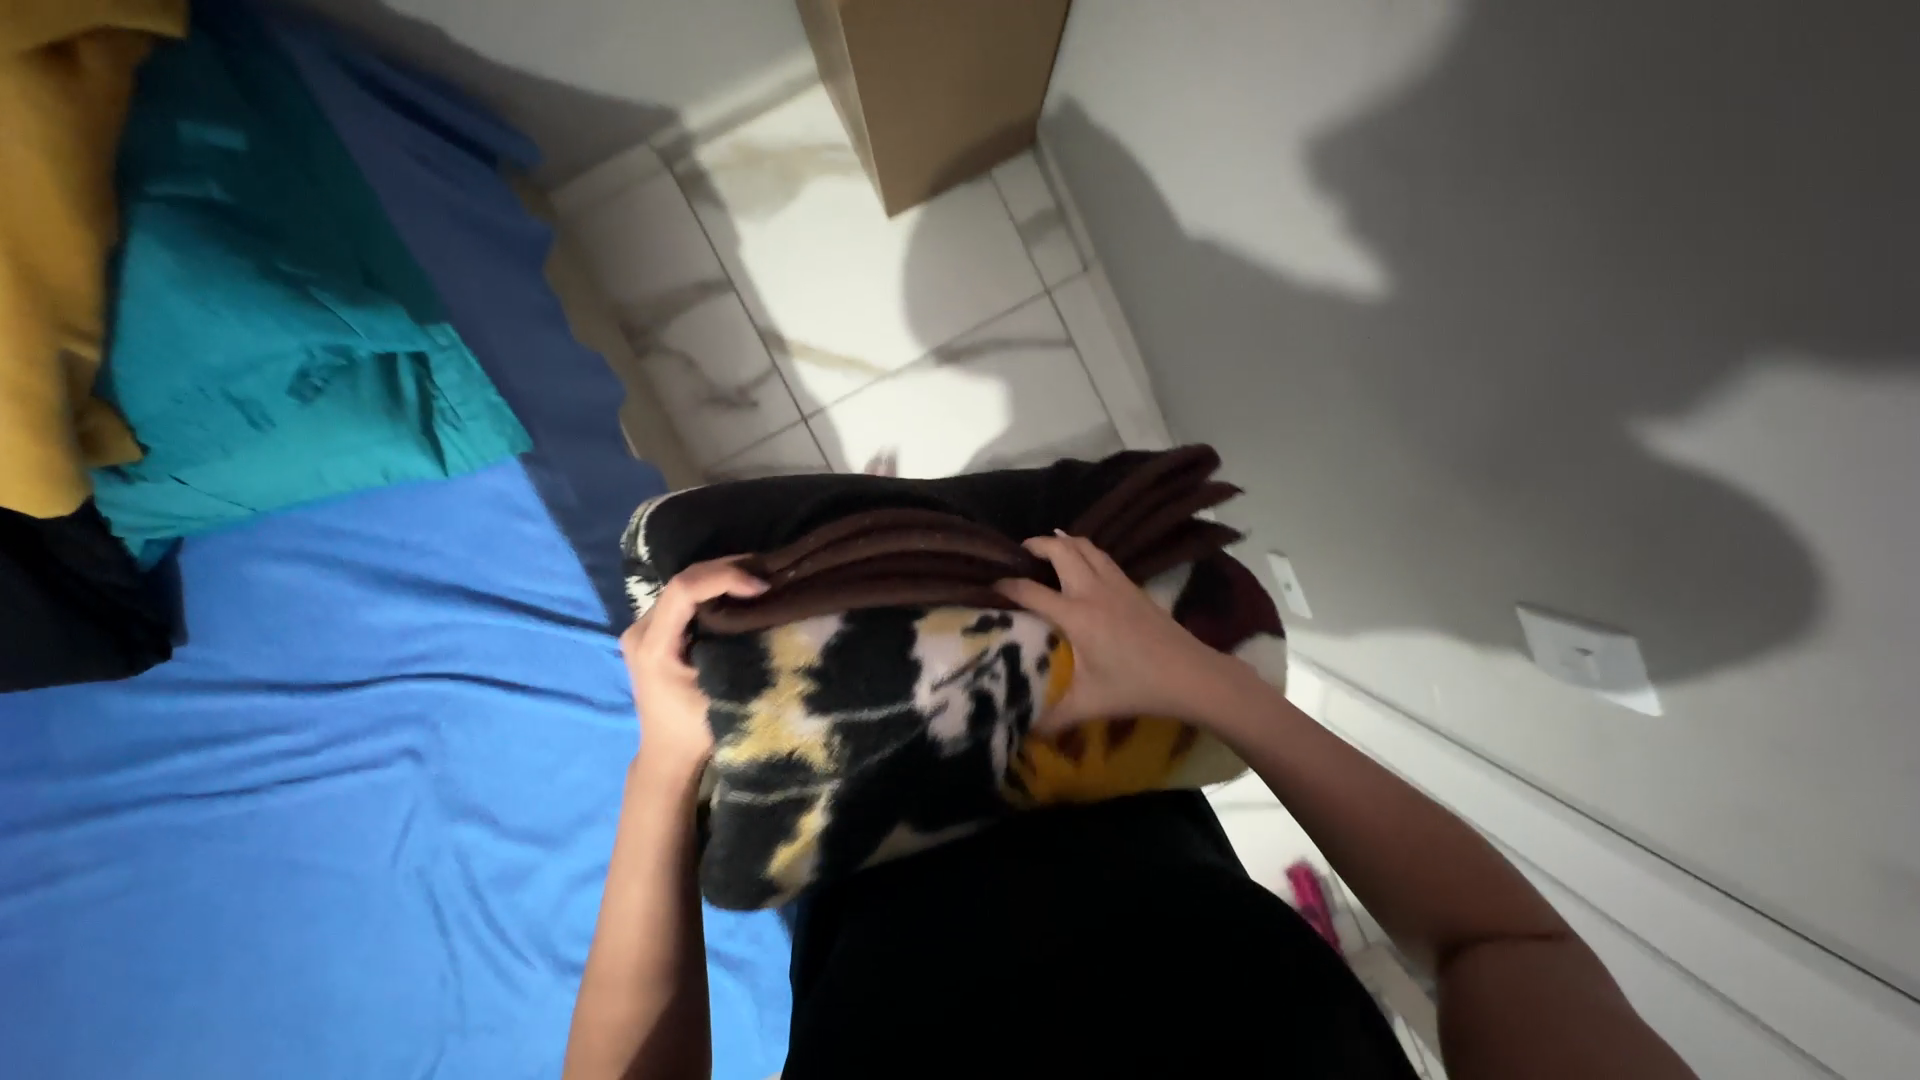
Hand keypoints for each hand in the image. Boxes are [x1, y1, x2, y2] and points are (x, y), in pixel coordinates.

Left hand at [619, 558, 766, 773]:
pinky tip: (741, 590)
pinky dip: (714, 589)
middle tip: (769, 570)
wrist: (666, 755)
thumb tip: (771, 615)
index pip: (683, 590)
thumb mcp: (721, 692)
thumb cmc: (695, 730)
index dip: (724, 577)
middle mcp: (639, 629)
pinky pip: (684, 598)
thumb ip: (738, 651)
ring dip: (722, 575)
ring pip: (684, 585)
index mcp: (653, 645)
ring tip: (760, 574)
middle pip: (683, 580)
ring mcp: (642, 628)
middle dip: (727, 568)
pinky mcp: (653, 631)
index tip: (761, 585)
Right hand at [995, 532, 1232, 732]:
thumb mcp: (1090, 704)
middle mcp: (1093, 590)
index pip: (1031, 591)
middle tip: (1020, 554)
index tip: (989, 586)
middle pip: (1061, 549)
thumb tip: (1024, 733)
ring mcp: (1117, 584)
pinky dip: (1085, 550)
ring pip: (1086, 546)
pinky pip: (1103, 557)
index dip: (1006, 586)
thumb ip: (1054, 717)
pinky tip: (1083, 563)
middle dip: (1037, 545)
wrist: (1191, 674)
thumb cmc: (1137, 687)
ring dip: (1063, 541)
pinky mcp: (1134, 586)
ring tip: (1047, 548)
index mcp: (1076, 615)